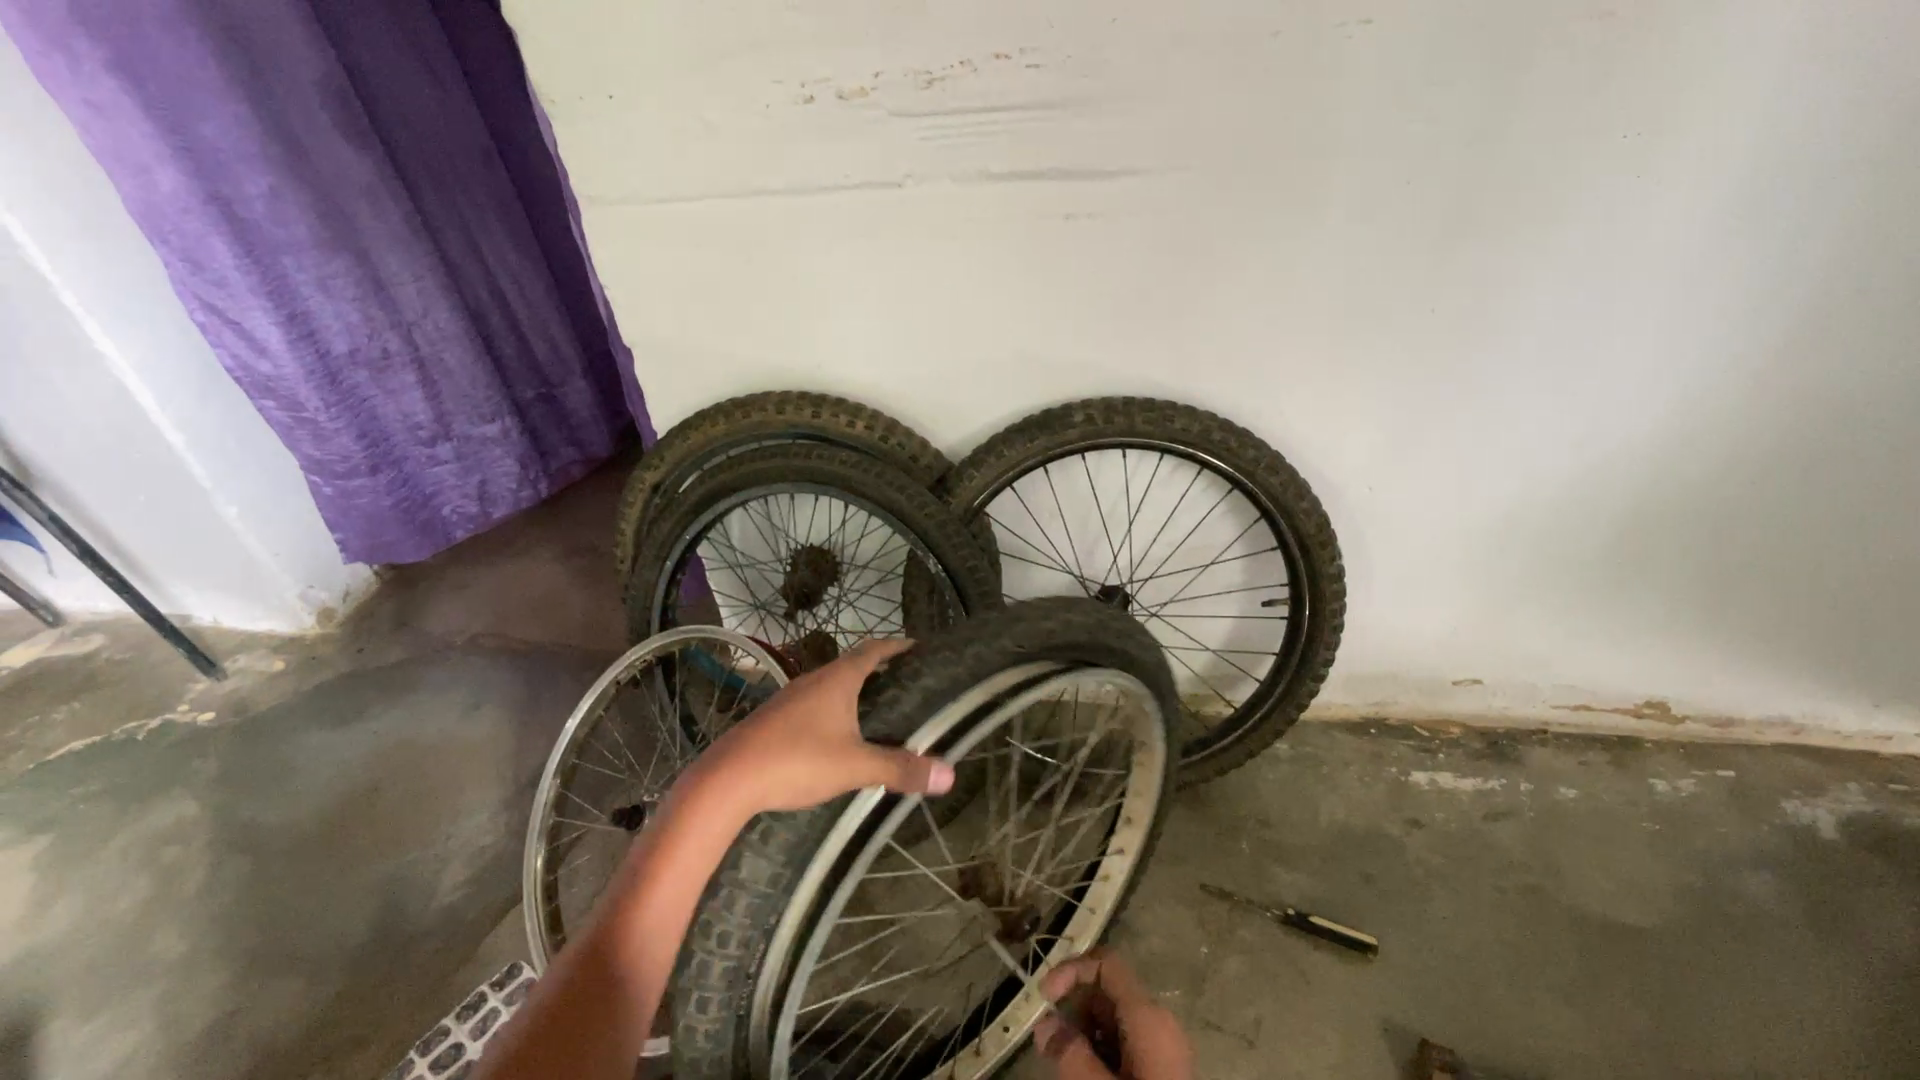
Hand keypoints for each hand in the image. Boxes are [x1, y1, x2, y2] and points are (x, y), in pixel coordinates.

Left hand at [685, 639, 953, 818]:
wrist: (727, 780)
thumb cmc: (797, 761)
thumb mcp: (856, 767)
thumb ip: (901, 769)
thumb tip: (949, 776)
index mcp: (837, 680)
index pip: (873, 650)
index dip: (896, 646)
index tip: (918, 647)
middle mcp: (812, 681)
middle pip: (852, 666)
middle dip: (880, 671)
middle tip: (908, 684)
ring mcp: (789, 700)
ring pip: (830, 688)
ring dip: (854, 693)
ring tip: (878, 711)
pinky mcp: (774, 721)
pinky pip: (813, 707)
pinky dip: (834, 712)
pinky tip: (838, 738)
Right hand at [1035, 948, 1192, 1079]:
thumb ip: (1069, 1054)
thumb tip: (1046, 1024)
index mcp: (1149, 1016)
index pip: (1107, 964)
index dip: (1071, 970)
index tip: (1044, 999)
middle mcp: (1159, 1021)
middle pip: (1107, 993)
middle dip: (1074, 1014)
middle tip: (1053, 1048)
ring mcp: (1163, 1046)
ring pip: (1113, 1022)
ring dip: (1084, 1037)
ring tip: (1071, 1070)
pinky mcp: (1162, 1068)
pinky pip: (1125, 1045)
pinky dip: (1101, 1054)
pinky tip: (1090, 1078)